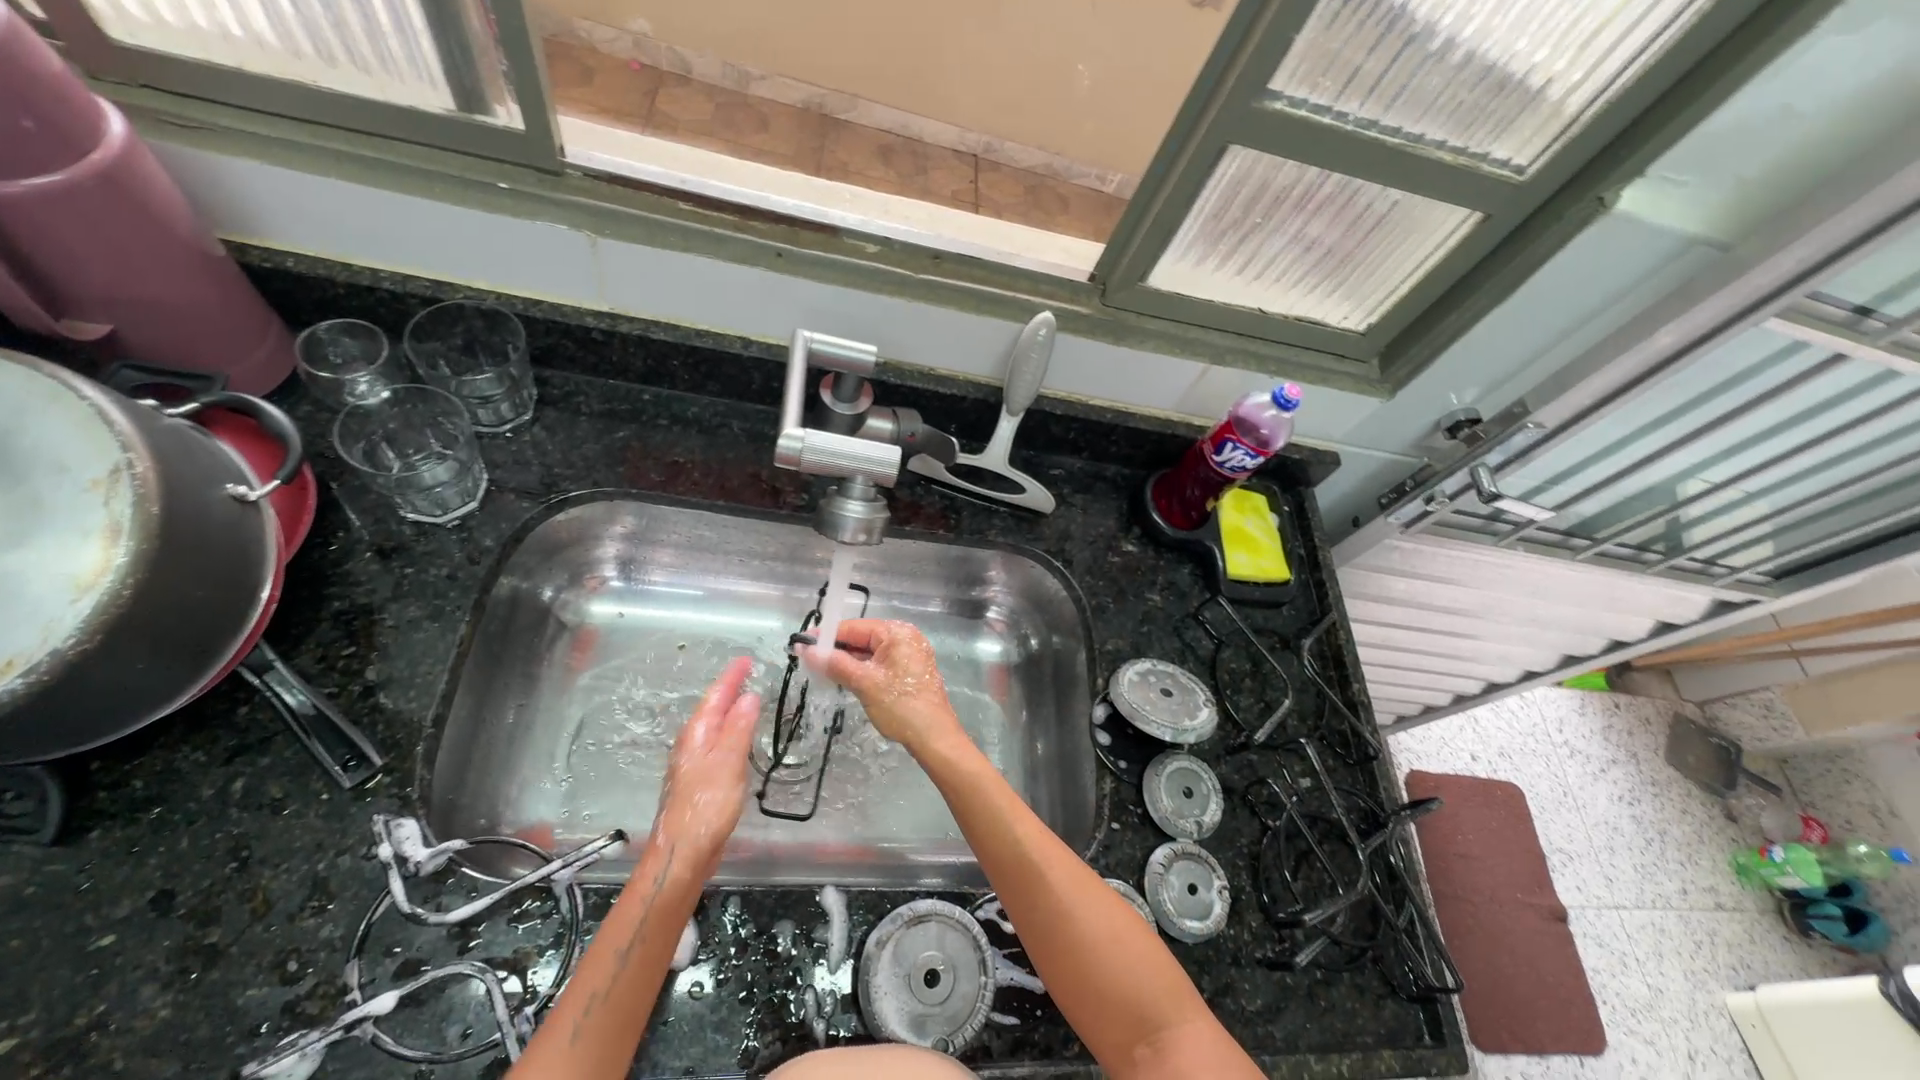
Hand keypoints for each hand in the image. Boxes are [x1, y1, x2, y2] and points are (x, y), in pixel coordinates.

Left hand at [652, 656, 760, 875]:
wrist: (683, 851)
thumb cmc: (707, 805)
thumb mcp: (729, 762)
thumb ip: (739, 728)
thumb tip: (749, 696)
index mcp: (697, 735)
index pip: (716, 697)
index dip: (731, 677)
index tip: (746, 660)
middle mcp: (691, 744)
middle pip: (711, 709)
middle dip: (728, 690)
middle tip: (747, 674)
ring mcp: (692, 763)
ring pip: (711, 727)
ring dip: (727, 711)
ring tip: (744, 700)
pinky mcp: (698, 781)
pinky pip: (715, 744)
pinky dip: (728, 732)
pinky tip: (736, 741)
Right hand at [809, 620, 963, 756]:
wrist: (934, 737)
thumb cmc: (900, 706)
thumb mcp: (864, 683)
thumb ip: (835, 664)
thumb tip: (807, 650)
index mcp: (897, 633)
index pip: (854, 627)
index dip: (826, 635)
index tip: (801, 644)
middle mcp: (904, 638)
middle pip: (861, 638)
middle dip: (835, 649)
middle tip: (807, 660)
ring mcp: (907, 655)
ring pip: (868, 653)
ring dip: (846, 661)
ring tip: (819, 671)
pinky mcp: (907, 672)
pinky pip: (877, 664)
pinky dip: (860, 670)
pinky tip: (842, 679)